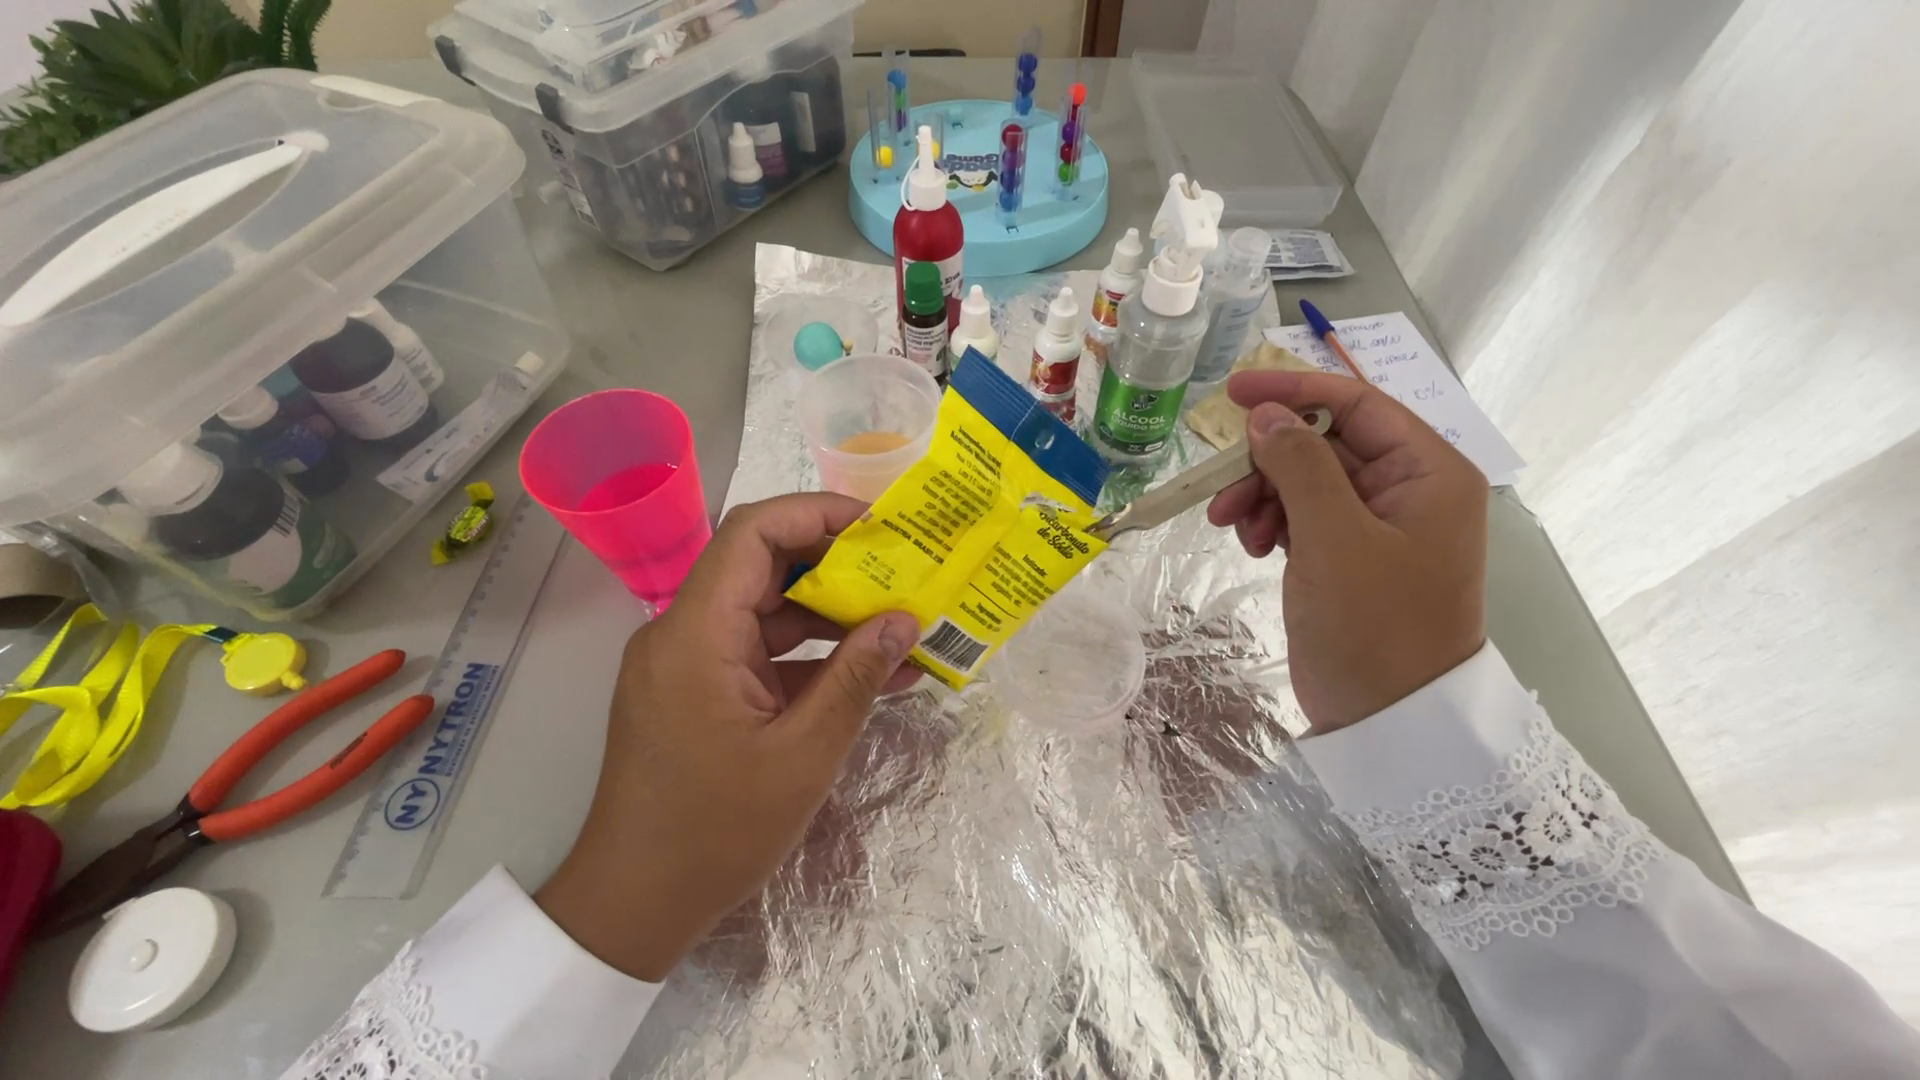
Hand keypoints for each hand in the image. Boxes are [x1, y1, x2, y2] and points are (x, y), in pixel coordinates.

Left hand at [535, 494, 919, 980]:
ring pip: (767, 612)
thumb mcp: (804, 754)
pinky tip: (871, 675)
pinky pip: (759, 655)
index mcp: (697, 632)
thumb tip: (906, 620)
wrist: (634, 903)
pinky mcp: (699, 691)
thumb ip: (856, 677)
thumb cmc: (716, 832)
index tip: (880, 530)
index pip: (753, 533)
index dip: (817, 514)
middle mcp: (684, 632)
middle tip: (905, 574)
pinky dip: (810, 659)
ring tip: (904, 628)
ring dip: (832, 618)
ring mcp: (689, 662)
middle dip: (838, 566)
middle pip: (763, 566)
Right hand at [1207, 371, 1486, 734]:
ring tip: (1233, 528)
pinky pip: (1302, 515)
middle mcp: (1406, 488)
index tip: (1231, 393)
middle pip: (1324, 442)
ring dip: (1262, 494)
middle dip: (1268, 461)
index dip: (1293, 390)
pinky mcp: (1347, 555)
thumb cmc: (1374, 626)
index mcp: (1428, 471)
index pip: (1357, 403)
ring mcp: (1375, 524)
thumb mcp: (1334, 539)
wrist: (1389, 721)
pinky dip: (1271, 522)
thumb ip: (1300, 466)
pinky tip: (1253, 546)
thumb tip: (1266, 414)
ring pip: (1305, 479)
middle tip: (1222, 491)